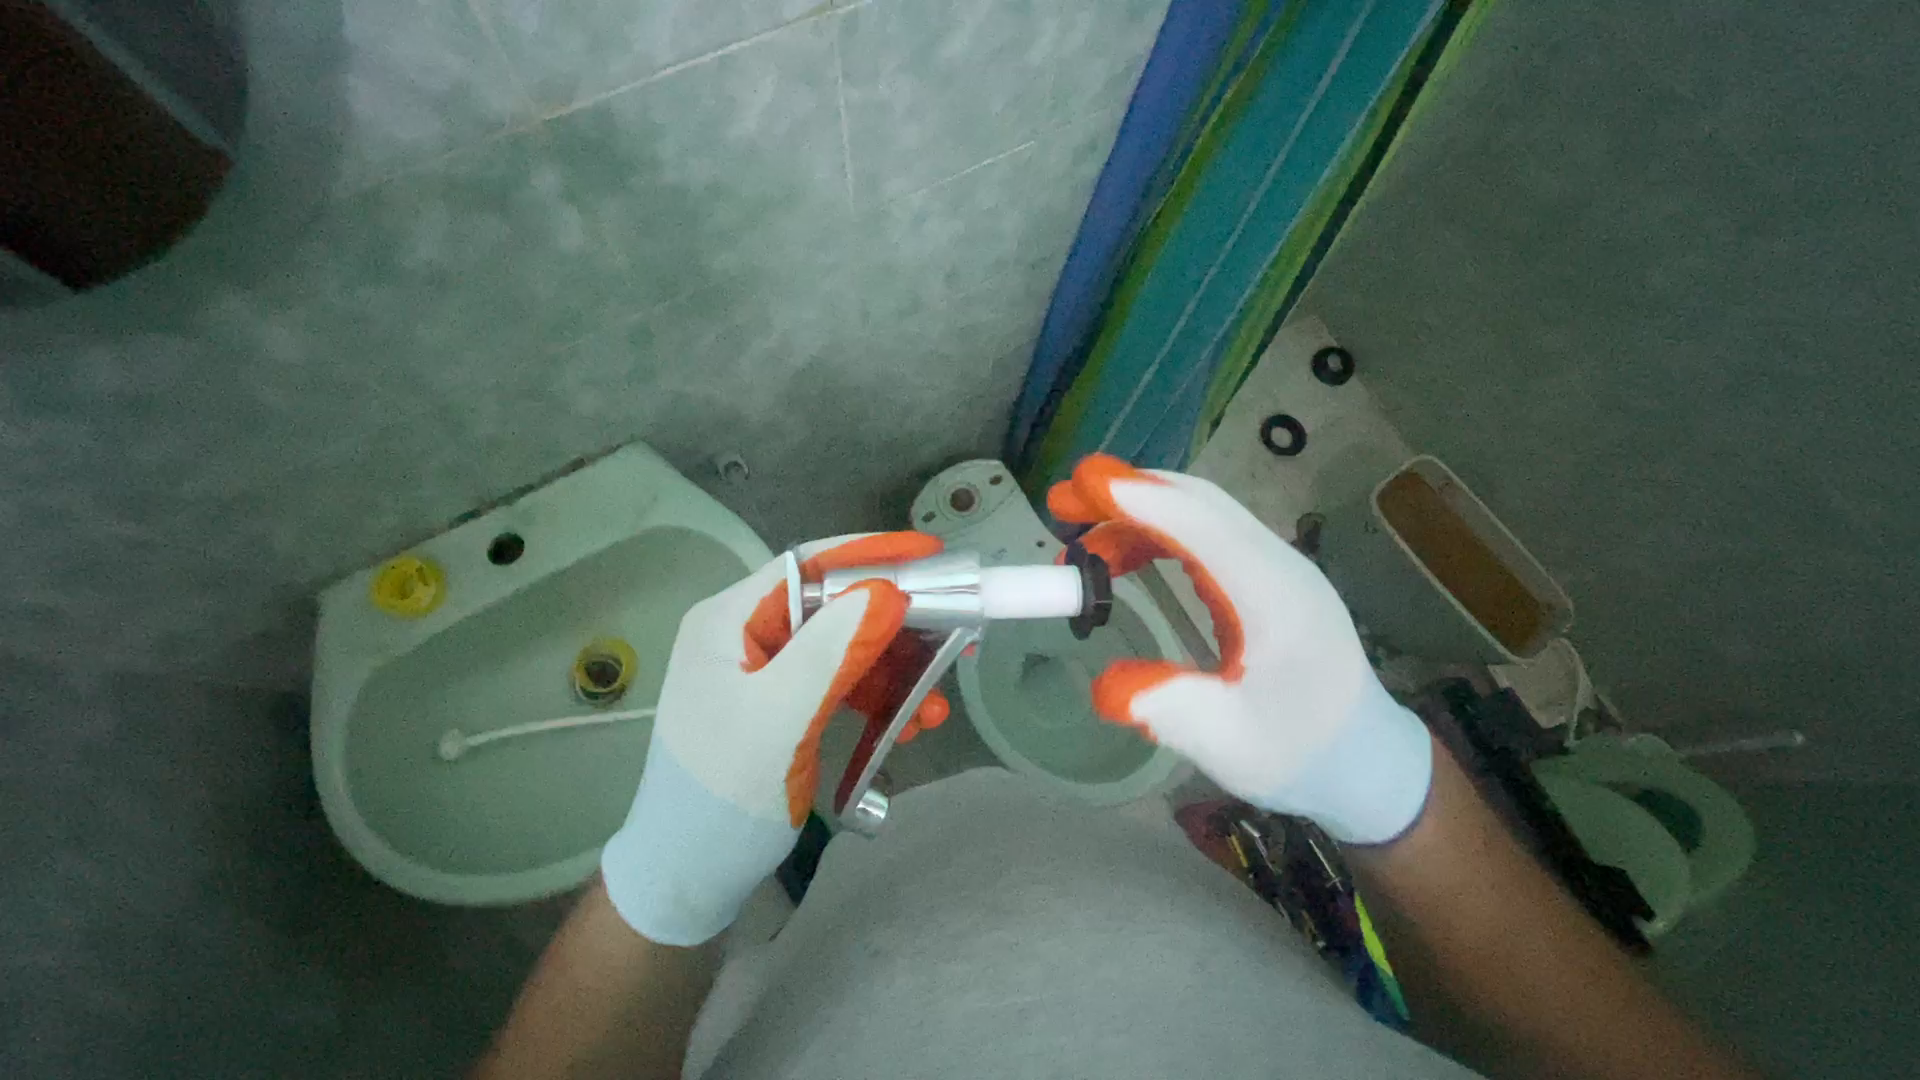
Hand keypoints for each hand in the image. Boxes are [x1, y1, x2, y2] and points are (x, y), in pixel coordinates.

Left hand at [599, 533, 948, 944]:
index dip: (872, 555)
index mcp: (729, 621)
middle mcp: (747, 634)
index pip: (808, 566)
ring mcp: (766, 672)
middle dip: (896, 629)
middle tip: (955, 642)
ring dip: (896, 673)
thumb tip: (888, 591)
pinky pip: (842, 685)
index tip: (933, 556)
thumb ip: (832, 651)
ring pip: (847, 649)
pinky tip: (911, 726)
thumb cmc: (722, 798)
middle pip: (835, 607)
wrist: (689, 878)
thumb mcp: (779, 719)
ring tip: (935, 710)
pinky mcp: (785, 706)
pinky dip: (879, 701)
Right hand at [1048, 455, 1430, 843]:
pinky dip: (1156, 535)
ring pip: (1199, 514)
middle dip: (1127, 492)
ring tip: (1080, 545)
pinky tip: (1122, 561)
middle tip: (1061, 501)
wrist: (1363, 760)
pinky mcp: (1264, 578)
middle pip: (1198, 502)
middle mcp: (1278, 565)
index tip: (1082, 484)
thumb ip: (1168, 708)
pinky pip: (1205, 535)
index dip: (1140, 500)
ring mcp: (1274, 567)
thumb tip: (1102, 685)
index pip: (1201, 525)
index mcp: (1274, 597)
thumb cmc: (1300, 754)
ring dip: (1137, 515)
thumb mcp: (1230, 745)